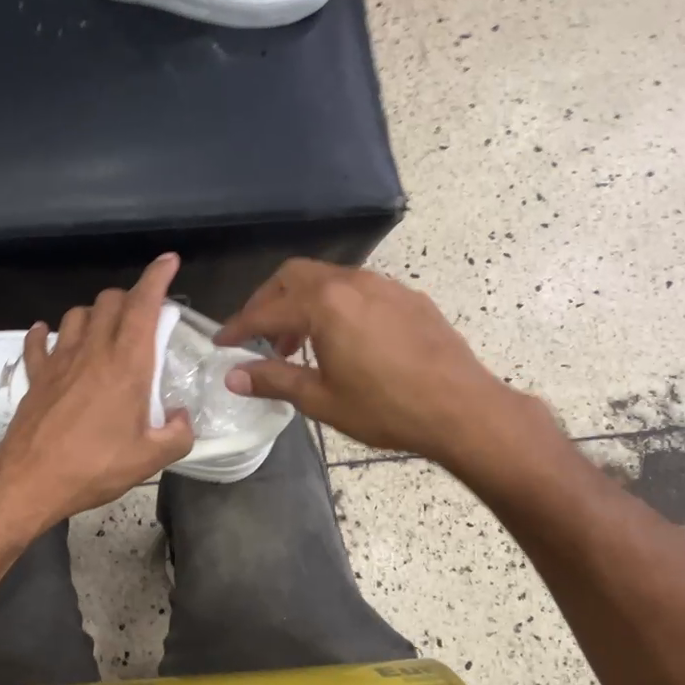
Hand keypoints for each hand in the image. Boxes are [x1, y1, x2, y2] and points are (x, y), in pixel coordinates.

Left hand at [0, 254, 194, 529]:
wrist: (30, 479)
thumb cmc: (94, 467)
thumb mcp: (150, 459)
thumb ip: (178, 435)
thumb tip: (182, 419)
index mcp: (127, 363)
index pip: (143, 304)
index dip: (158, 277)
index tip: (168, 263)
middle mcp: (92, 351)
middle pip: (109, 301)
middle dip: (129, 298)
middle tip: (141, 317)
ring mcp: (59, 361)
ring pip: (76, 315)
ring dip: (93, 314)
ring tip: (103, 330)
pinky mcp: (36, 377)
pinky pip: (37, 342)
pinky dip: (45, 333)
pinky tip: (47, 334)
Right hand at [215, 259, 536, 465]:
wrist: (463, 408)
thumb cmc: (385, 407)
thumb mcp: (320, 399)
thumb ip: (273, 380)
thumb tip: (233, 376)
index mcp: (324, 304)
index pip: (266, 310)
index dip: (239, 327)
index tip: (221, 343)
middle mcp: (352, 283)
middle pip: (294, 276)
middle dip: (268, 301)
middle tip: (258, 335)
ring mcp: (385, 286)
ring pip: (328, 279)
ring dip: (303, 303)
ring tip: (299, 344)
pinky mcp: (409, 298)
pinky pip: (359, 289)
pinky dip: (335, 306)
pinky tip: (342, 341)